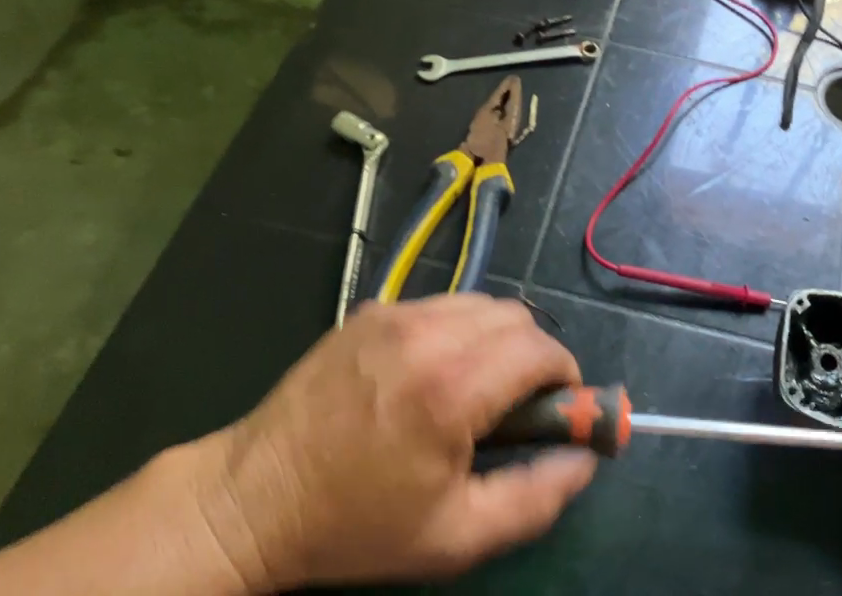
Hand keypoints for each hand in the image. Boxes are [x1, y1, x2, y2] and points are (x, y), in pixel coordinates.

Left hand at [187, 294, 597, 590]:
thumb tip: (585, 458)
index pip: (542, 350)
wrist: (255, 499)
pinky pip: (439, 306)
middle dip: (534, 357)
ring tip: (475, 389)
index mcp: (452, 387)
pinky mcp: (370, 310)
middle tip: (519, 406)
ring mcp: (394, 314)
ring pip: (480, 305)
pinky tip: (431, 374)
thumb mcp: (457, 537)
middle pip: (518, 318)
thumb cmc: (358, 525)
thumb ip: (536, 496)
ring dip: (497, 340)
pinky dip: (457, 330)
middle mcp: (427, 334)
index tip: (560, 410)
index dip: (566, 377)